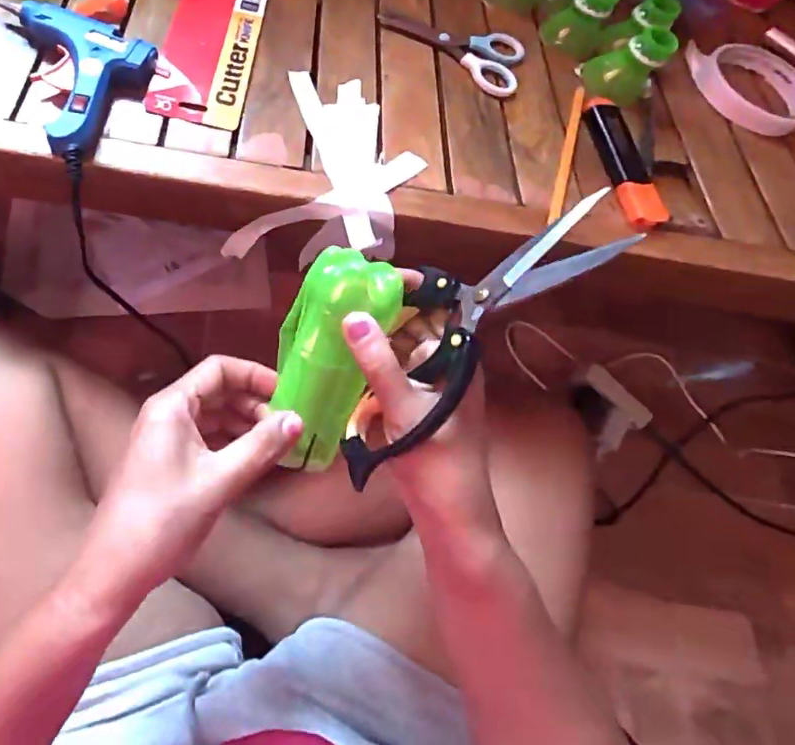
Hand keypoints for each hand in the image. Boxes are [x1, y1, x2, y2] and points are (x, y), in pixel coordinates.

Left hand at [77, 356, 302, 605]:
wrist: (117, 563)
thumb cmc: (166, 516)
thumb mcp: (219, 481)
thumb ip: (260, 447)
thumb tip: (297, 419)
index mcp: (172, 404)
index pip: (218, 369)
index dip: (255, 375)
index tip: (290, 394)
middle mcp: (165, 411)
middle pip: (216, 390)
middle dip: (253, 402)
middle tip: (289, 426)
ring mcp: (163, 435)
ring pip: (211, 415)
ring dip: (244, 424)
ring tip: (278, 444)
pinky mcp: (166, 458)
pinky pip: (204, 437)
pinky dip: (230, 442)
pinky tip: (254, 459)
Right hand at [342, 306, 500, 536]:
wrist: (450, 517)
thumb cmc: (438, 461)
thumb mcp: (405, 408)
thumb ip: (378, 362)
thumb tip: (354, 316)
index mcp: (458, 361)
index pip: (443, 306)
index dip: (415, 286)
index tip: (375, 277)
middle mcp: (446, 367)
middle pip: (415, 323)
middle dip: (382, 307)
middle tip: (343, 294)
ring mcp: (428, 385)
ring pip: (399, 346)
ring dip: (372, 333)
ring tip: (336, 318)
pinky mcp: (411, 402)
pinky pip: (389, 369)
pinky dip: (368, 360)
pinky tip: (341, 355)